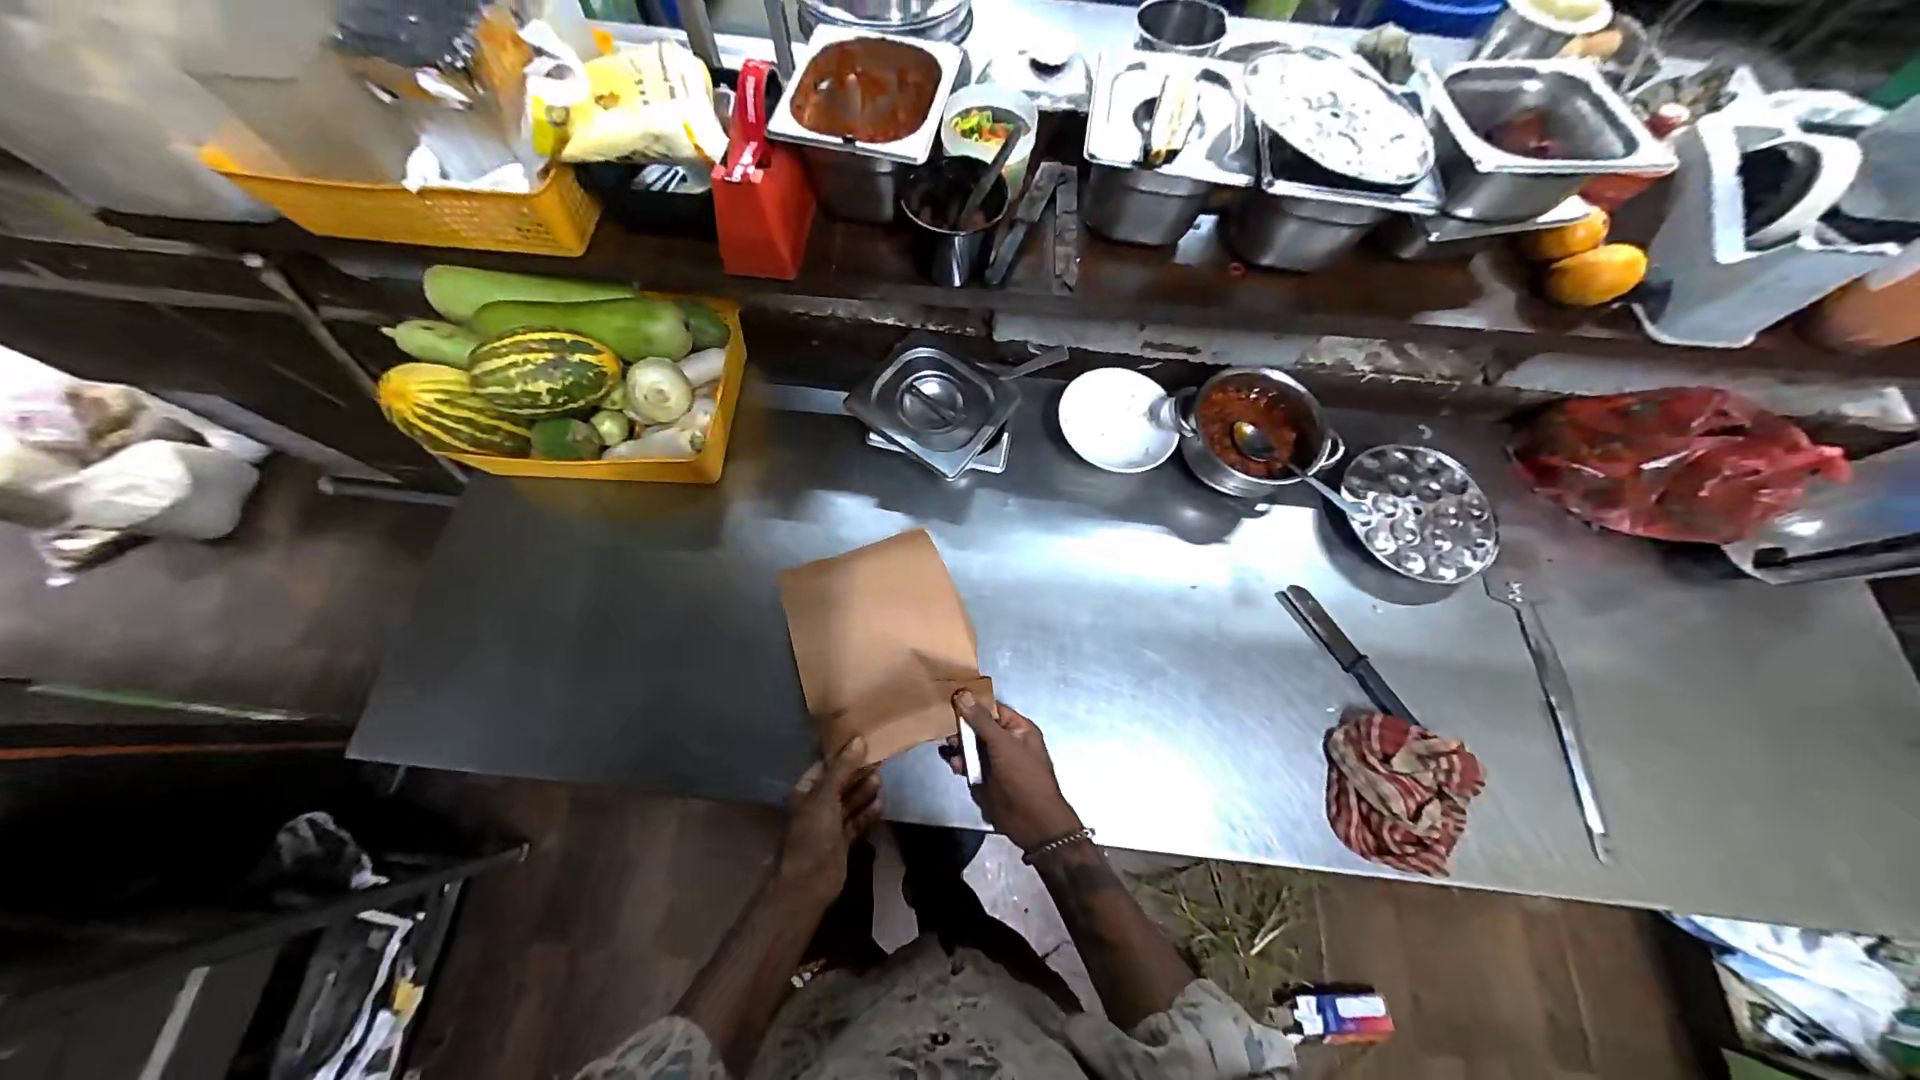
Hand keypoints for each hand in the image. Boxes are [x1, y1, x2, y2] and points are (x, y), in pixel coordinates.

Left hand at [777, 736, 882, 906]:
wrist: (808, 882)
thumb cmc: (812, 833)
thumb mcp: (826, 795)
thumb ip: (843, 768)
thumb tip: (859, 740)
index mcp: (806, 791)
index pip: (825, 766)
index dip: (843, 755)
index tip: (864, 742)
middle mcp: (817, 805)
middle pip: (841, 783)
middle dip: (858, 773)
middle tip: (879, 760)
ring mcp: (830, 824)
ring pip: (850, 802)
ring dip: (864, 791)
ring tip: (881, 779)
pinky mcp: (843, 841)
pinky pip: (858, 821)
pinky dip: (868, 813)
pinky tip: (881, 803)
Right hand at [948, 689, 1082, 853]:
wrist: (1031, 820)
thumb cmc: (1023, 776)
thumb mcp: (1002, 743)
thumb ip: (981, 720)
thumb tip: (963, 694)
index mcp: (1019, 728)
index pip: (993, 708)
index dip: (974, 704)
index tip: (951, 699)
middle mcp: (1008, 741)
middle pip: (979, 727)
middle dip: (963, 729)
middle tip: (949, 731)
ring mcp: (997, 760)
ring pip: (972, 746)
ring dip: (960, 747)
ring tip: (950, 749)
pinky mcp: (987, 777)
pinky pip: (970, 764)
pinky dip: (962, 763)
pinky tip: (956, 766)